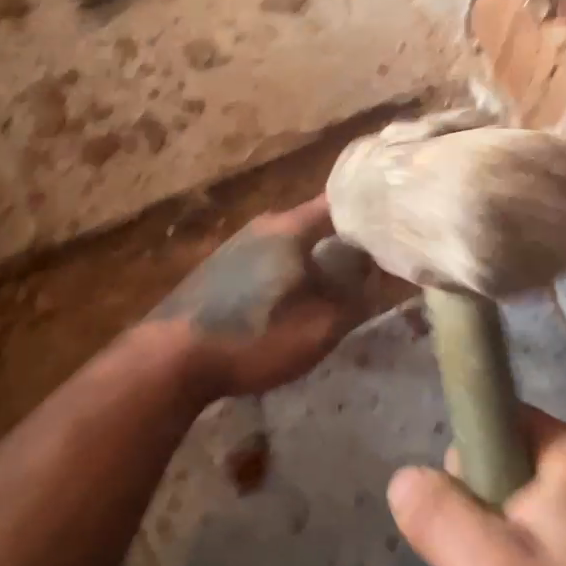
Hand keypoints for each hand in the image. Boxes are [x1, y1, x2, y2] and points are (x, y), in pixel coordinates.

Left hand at [147, 196, 375, 397]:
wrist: (167, 363)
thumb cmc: (254, 337)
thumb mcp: (322, 325)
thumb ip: (358, 297)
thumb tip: (382, 274)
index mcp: (291, 227)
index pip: (343, 202)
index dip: (374, 211)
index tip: (398, 224)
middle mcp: (264, 226)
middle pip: (319, 222)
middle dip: (350, 238)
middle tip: (381, 257)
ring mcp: (236, 248)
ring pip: (294, 244)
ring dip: (321, 258)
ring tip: (347, 280)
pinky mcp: (219, 273)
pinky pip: (272, 261)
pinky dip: (294, 271)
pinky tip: (301, 297)